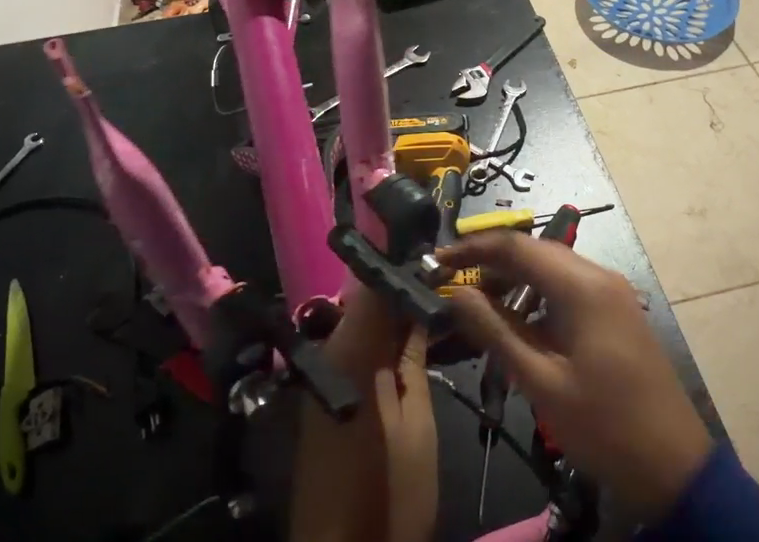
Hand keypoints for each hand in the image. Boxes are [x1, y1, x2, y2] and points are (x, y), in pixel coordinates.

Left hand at [290, 284, 436, 541]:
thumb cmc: (390, 490)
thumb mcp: (417, 424)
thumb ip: (413, 360)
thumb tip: (420, 311)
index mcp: (351, 356)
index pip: (371, 290)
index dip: (402, 274)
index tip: (434, 268)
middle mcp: (327, 356)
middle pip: (362, 307)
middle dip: (398, 296)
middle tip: (439, 293)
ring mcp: (319, 378)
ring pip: (356, 329)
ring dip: (388, 321)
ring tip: (428, 317)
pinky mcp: (318, 398)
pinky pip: (348, 355)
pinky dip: (374, 347)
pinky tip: (401, 351)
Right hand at [443, 230, 712, 518]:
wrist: (672, 465)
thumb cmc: (603, 424)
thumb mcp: (540, 380)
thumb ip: (495, 330)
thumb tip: (455, 292)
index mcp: (582, 286)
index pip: (516, 246)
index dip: (472, 248)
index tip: (436, 261)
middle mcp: (599, 276)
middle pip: (534, 252)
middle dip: (490, 263)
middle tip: (450, 285)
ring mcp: (612, 294)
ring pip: (551, 270)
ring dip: (512, 281)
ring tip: (476, 310)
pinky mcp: (616, 313)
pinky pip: (567, 290)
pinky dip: (536, 297)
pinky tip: (516, 325)